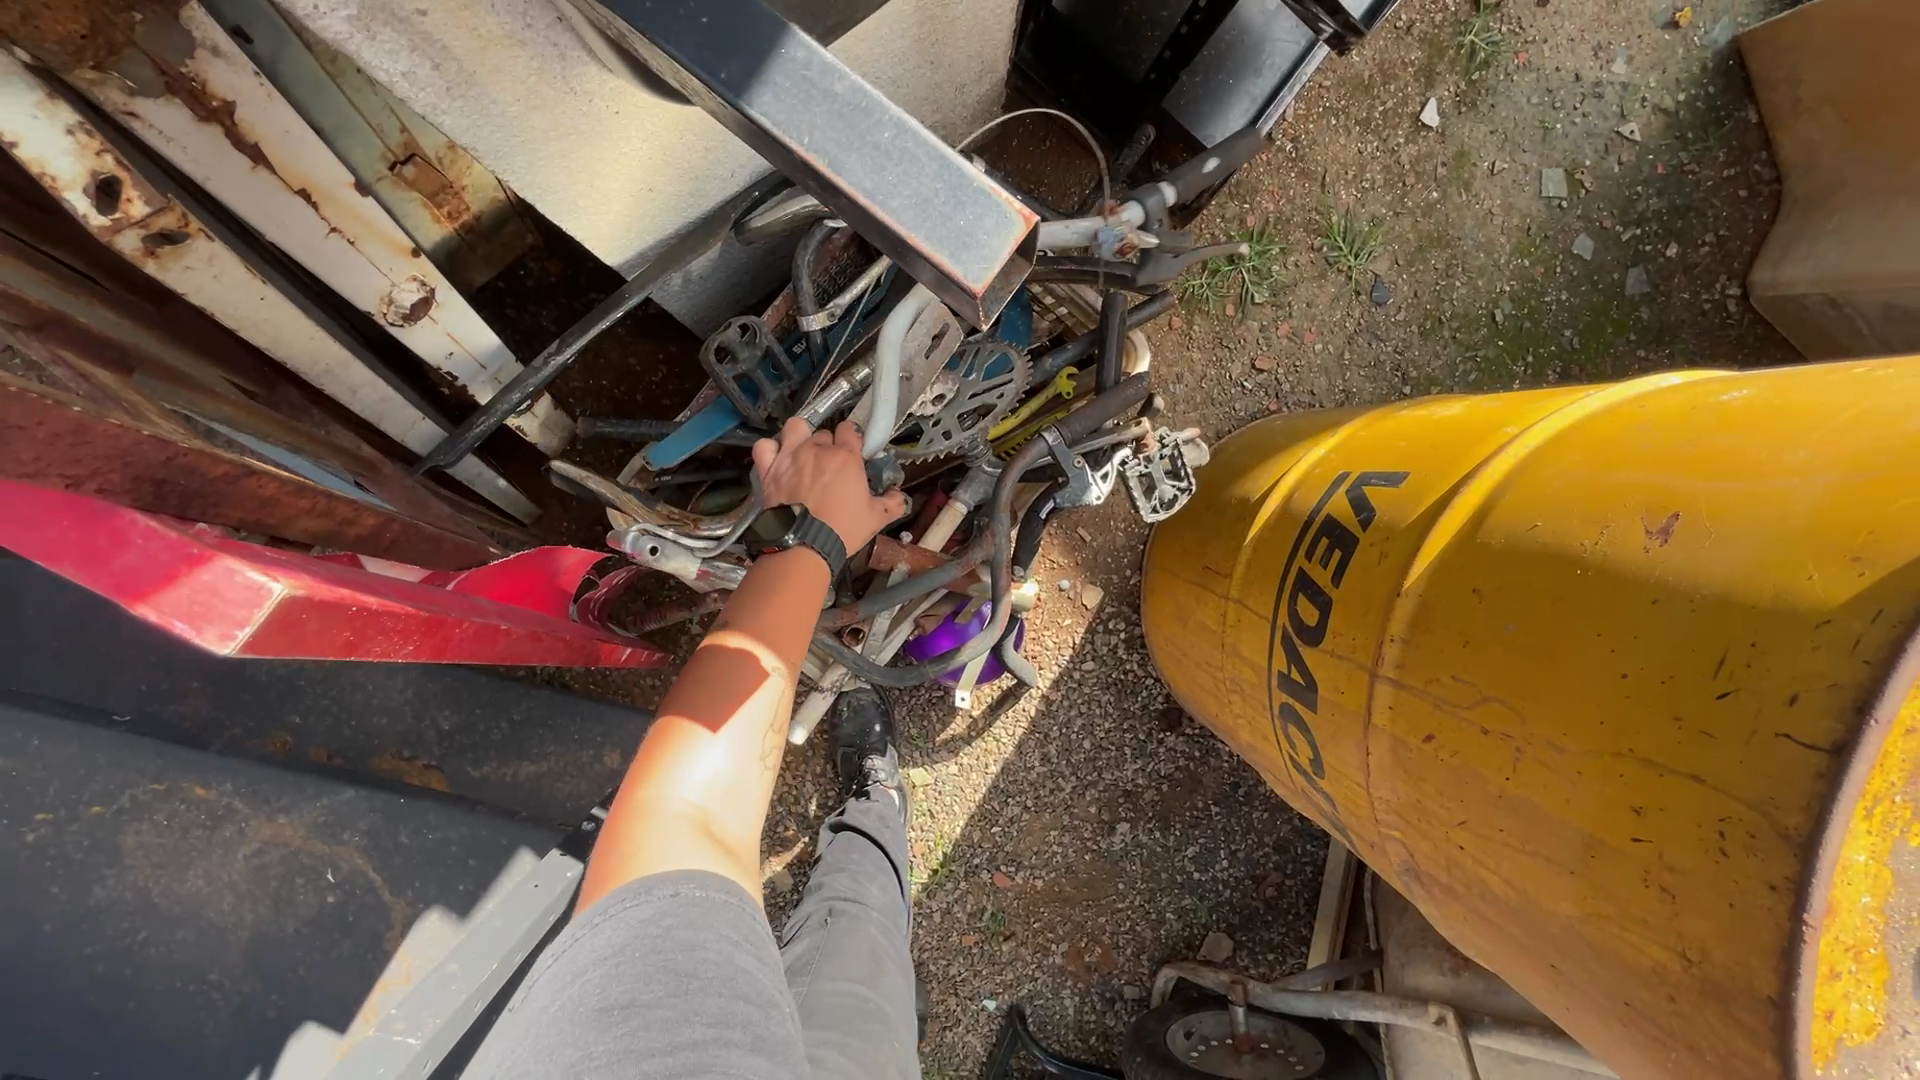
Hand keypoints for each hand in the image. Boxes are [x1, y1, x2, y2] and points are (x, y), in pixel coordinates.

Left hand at [752, 418, 907, 551]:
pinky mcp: (769, 469)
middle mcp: (817, 449)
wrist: (803, 546)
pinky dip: (770, 449)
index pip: (851, 429)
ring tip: (803, 452)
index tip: (854, 451)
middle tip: (830, 466)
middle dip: (828, 445)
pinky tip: (777, 458)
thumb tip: (900, 496)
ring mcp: (790, 456)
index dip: (853, 438)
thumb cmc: (842, 530)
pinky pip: (765, 446)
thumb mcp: (876, 519)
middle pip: (824, 433)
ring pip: (795, 427)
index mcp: (846, 457)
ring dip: (800, 435)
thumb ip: (892, 503)